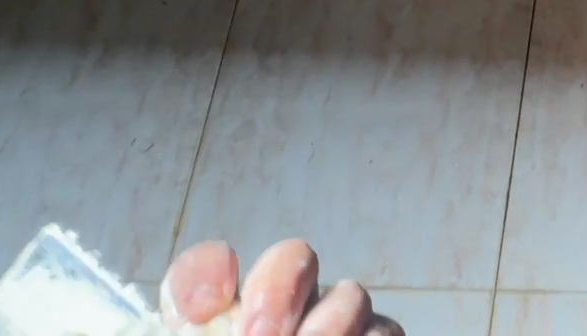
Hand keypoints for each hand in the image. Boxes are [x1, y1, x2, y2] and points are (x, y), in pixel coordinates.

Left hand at [163, 239, 402, 335]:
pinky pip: (385, 331)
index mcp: (215, 326)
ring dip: (332, 323)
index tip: (205, 309)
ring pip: (349, 294)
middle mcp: (278, 316)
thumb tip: (210, 324)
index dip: (203, 275)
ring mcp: (332, 328)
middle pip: (292, 258)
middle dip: (282, 285)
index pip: (201, 273)